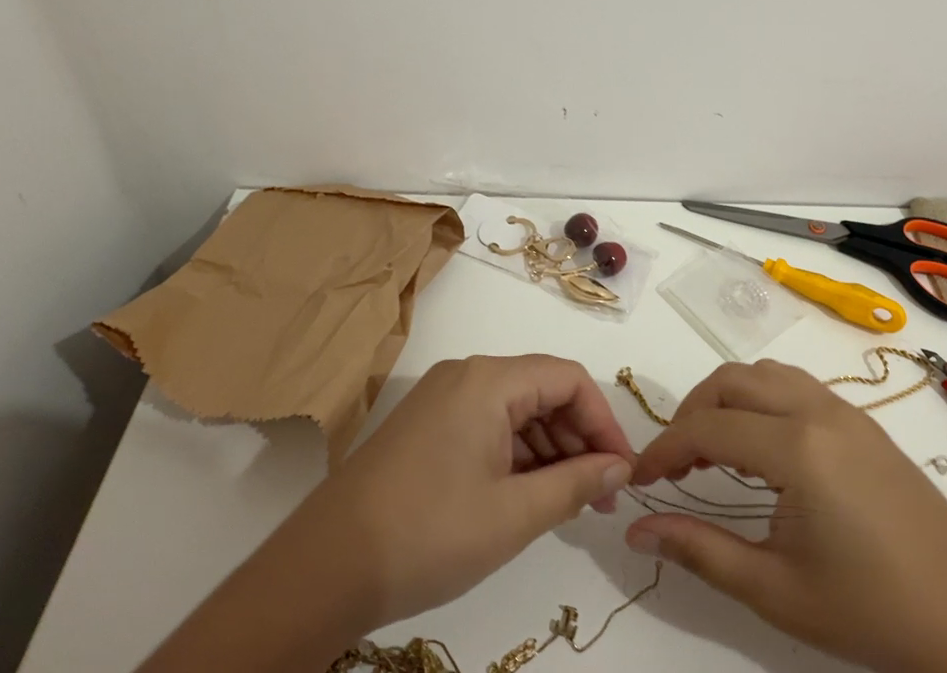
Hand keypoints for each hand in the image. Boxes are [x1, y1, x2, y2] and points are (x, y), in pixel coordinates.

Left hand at [287, 354, 635, 624]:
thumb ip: (577, 485)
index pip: (568, 379)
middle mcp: (463, 377)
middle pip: (542, 391)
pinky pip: (486, 427)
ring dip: (549, 452)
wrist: (324, 568)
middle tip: (600, 496)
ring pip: (515, 411)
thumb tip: (619, 469)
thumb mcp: (514, 514)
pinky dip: (516, 457)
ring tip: (569, 504)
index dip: (604, 422)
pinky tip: (527, 497)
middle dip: (579, 439)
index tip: (622, 473)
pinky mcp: (424, 429)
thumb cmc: (428, 534)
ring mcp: (439, 401)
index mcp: (487, 381)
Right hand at [625, 359, 946, 672]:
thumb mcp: (772, 588)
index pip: (707, 427)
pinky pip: (799, 388)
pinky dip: (762, 401)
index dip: (663, 450)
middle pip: (733, 382)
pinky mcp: (866, 425)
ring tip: (712, 452)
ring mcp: (849, 414)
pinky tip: (761, 450)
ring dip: (728, 400)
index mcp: (798, 449)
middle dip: (691, 414)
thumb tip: (635, 530)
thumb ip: (698, 550)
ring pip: (767, 375)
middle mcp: (821, 413)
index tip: (637, 481)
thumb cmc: (866, 608)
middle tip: (673, 465)